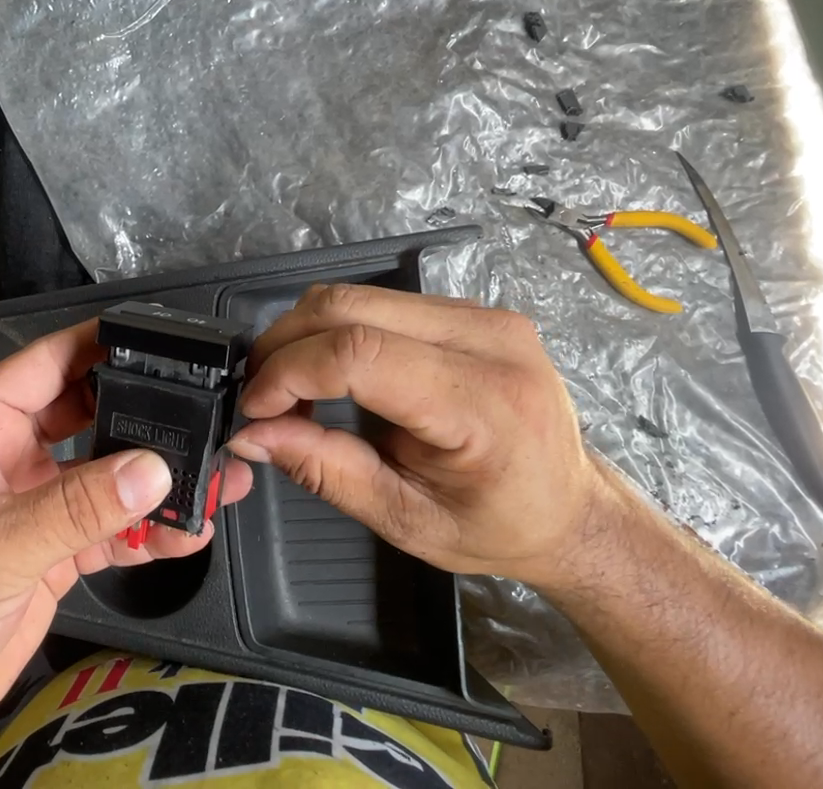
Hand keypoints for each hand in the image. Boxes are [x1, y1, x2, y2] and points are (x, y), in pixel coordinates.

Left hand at [0, 320, 251, 743]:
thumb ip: (75, 510)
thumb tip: (152, 469)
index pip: (46, 364)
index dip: (99, 343)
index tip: (159, 338)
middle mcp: (8, 456)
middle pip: (89, 413)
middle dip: (144, 414)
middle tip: (204, 413)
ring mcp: (32, 504)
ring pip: (107, 475)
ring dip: (156, 480)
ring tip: (214, 480)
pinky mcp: (51, 551)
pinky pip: (110, 528)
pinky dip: (147, 531)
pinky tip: (185, 533)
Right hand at [228, 284, 604, 589]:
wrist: (572, 507)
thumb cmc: (498, 527)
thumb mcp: (406, 519)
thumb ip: (326, 470)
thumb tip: (250, 434)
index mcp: (483, 403)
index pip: (360, 354)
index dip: (290, 372)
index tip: (254, 409)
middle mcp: (488, 339)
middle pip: (349, 307)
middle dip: (284, 344)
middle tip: (260, 395)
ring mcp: (483, 314)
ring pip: (358, 295)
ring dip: (305, 334)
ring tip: (291, 389)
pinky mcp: (470, 309)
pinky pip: (380, 301)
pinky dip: (335, 330)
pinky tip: (329, 373)